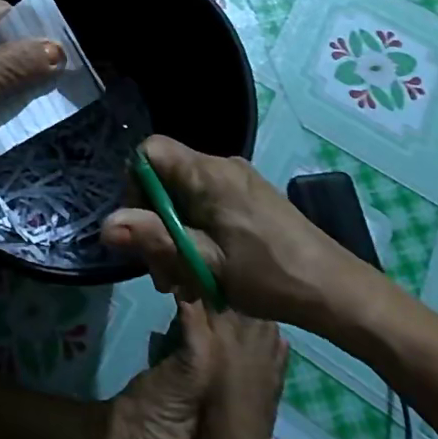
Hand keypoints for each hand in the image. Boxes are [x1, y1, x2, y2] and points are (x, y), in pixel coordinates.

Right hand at [100, 136, 381, 327]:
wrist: (331, 287)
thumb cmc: (267, 274)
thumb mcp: (205, 262)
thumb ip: (155, 239)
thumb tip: (106, 225)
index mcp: (208, 173)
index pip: (151, 151)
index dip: (134, 185)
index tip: (141, 228)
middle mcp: (221, 167)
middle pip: (166, 178)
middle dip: (155, 223)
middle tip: (164, 273)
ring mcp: (237, 181)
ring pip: (185, 196)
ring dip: (176, 236)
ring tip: (187, 281)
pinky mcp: (249, 197)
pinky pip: (207, 204)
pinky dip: (197, 233)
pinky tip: (206, 271)